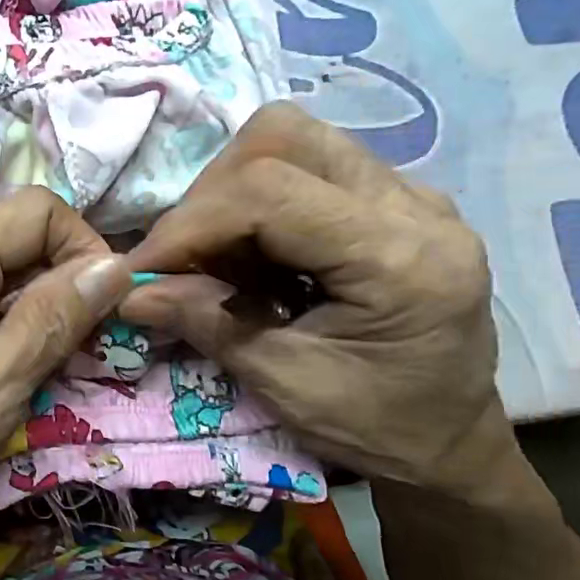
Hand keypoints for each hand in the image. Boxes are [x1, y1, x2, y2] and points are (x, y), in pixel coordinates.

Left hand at [0, 188, 133, 579]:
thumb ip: (50, 323)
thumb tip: (116, 265)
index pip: (40, 212)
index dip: (85, 252)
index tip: (106, 316)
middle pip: (24, 242)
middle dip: (69, 290)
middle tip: (91, 356)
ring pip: (9, 279)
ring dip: (46, 319)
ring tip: (59, 375)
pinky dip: (16, 337)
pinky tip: (22, 380)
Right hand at [122, 102, 518, 498]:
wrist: (450, 443)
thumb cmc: (377, 427)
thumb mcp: (284, 385)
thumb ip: (207, 325)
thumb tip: (129, 292)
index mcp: (400, 259)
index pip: (269, 193)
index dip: (189, 224)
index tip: (141, 272)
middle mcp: (413, 205)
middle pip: (281, 136)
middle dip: (208, 195)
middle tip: (182, 260)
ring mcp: (407, 195)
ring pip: (290, 139)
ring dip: (228, 193)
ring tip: (213, 256)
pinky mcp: (390, 200)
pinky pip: (305, 165)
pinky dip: (254, 203)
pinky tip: (250, 255)